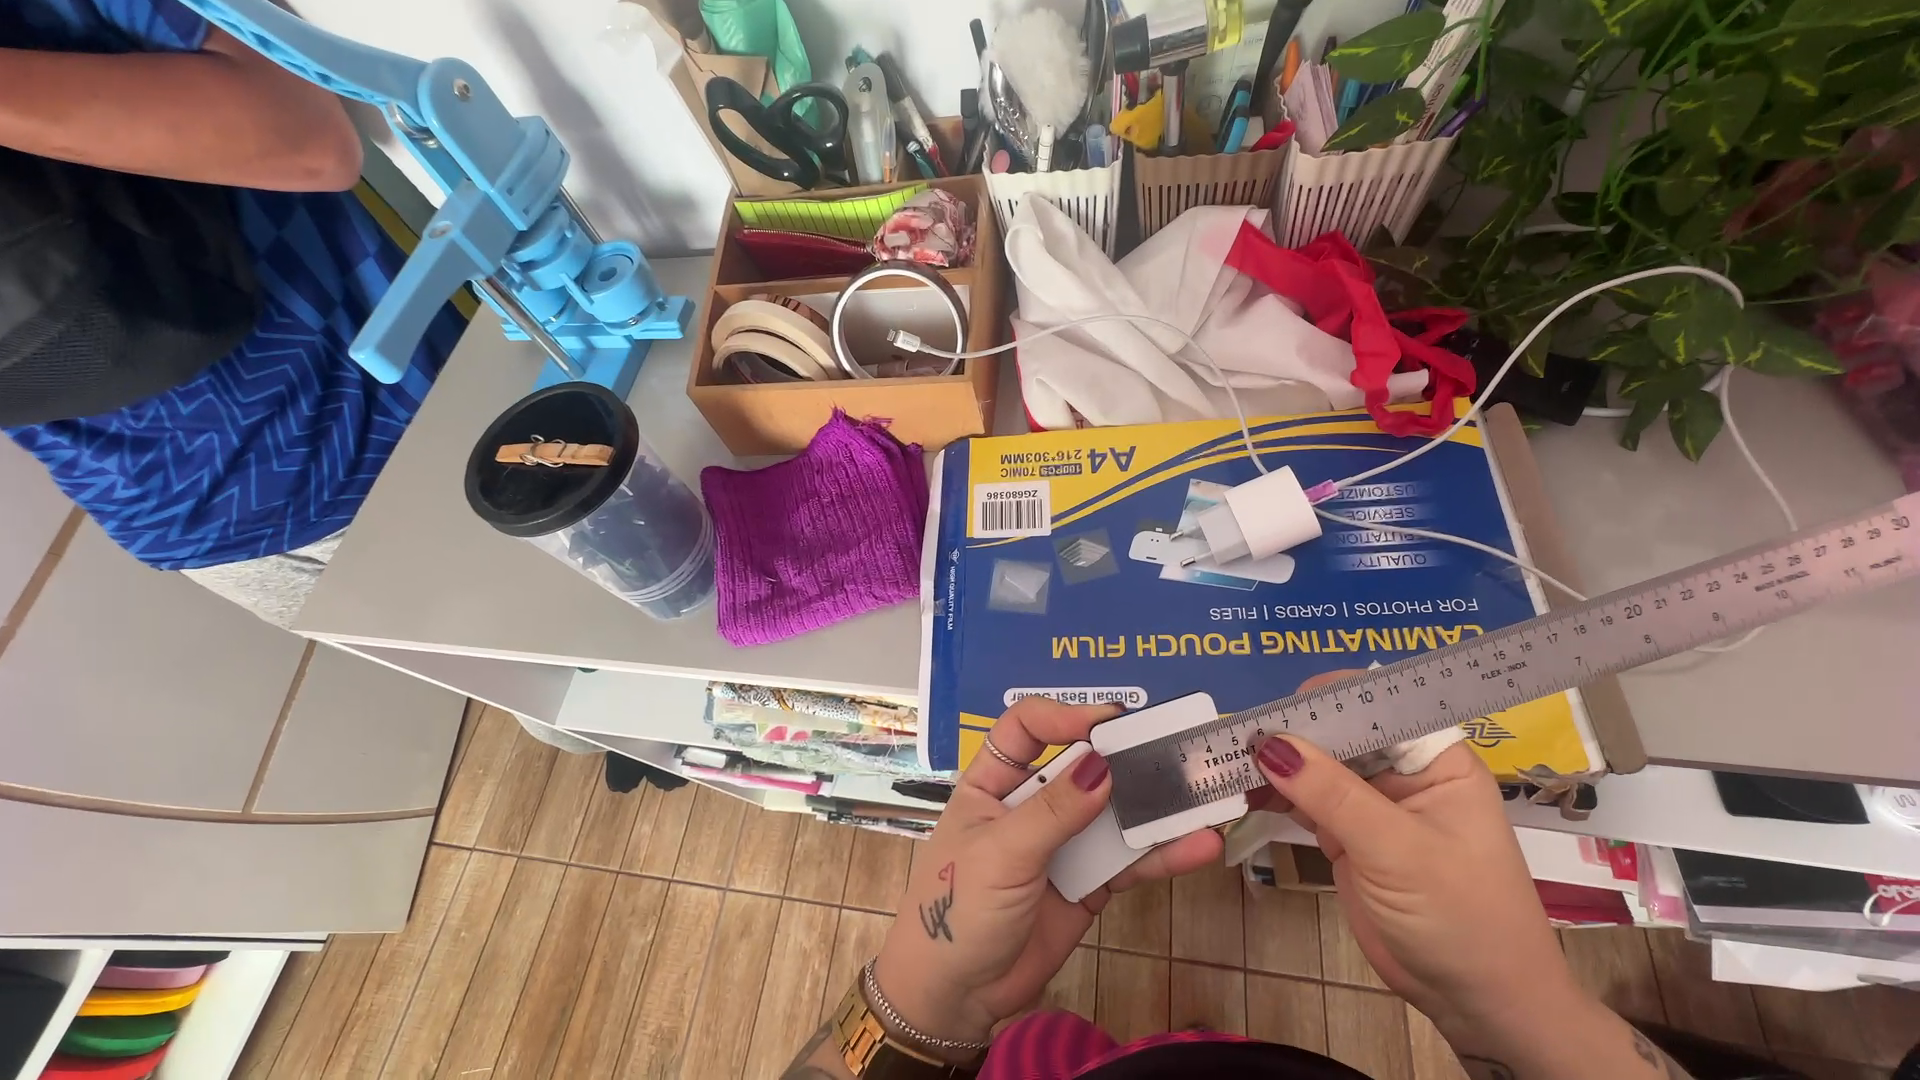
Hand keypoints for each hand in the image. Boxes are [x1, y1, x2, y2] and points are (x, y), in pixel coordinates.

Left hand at [872, 698, 1222, 1054]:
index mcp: (992, 784)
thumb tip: (1102, 764)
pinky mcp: (1088, 884)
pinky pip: (1127, 861)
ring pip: (1113, 813)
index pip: (1025, 729)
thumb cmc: (958, 910)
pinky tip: (1199, 845)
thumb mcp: (1001, 854)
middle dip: (1123, 755)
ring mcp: (1062, 845)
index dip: (1063, 716)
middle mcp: (1029, 805)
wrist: (957, 998)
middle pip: (1080, 766)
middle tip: (1171, 746)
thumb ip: (1053, 812)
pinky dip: (1161, 854)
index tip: (1108, 722)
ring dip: (1155, 805)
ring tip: (1202, 794)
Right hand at [1250, 720, 1576, 1038]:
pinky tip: (1239, 789)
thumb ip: (1332, 794)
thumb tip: (1267, 743)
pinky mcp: (1346, 835)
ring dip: (1274, 762)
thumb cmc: (1461, 917)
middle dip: (1291, 731)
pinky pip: (1302, 800)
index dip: (1329, 699)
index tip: (1277, 710)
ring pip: (1315, 765)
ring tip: (1225, 760)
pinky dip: (1271, 794)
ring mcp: (1371, 804)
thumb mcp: (1397, 850)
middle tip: (1236, 737)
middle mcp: (1401, 773)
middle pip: (1339, 732)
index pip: (1379, 706)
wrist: (1477, 1003)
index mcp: (1435, 760)